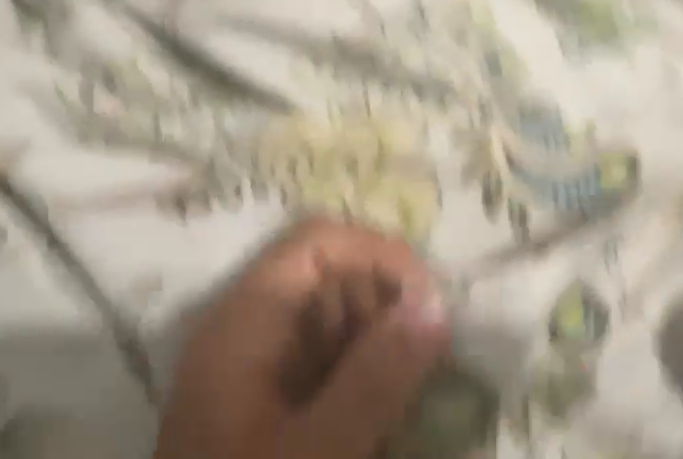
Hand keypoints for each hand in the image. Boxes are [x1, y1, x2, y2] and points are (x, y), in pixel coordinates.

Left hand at [154, 218, 451, 458]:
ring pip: (336, 326)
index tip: (432, 306)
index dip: (379, 256)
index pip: (317, 244)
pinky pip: (329, 372)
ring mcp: (258, 375)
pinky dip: (365, 384)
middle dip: (387, 307)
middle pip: (330, 280)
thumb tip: (435, 305)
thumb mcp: (316, 453)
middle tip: (432, 363)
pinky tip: (388, 422)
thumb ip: (376, 378)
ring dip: (382, 348)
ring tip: (415, 396)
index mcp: (246, 320)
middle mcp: (249, 333)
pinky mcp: (270, 415)